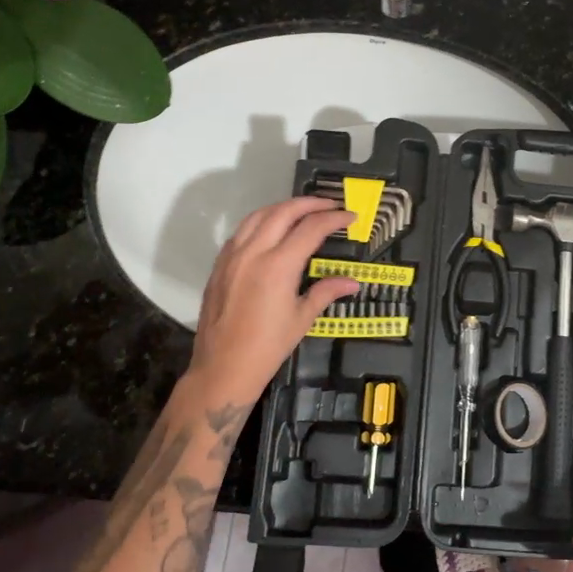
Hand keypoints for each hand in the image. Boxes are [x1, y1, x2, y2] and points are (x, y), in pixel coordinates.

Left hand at [189, 197, 358, 404]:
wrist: (223, 368)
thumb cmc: (268, 347)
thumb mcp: (302, 319)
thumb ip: (325, 292)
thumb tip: (352, 282)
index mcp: (278, 266)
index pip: (311, 228)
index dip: (333, 218)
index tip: (351, 216)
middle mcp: (254, 252)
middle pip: (283, 212)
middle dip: (309, 203)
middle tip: (330, 204)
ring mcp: (233, 256)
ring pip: (258, 216)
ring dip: (283, 207)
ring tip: (302, 210)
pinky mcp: (220, 265)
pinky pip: (242, 231)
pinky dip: (261, 222)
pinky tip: (272, 230)